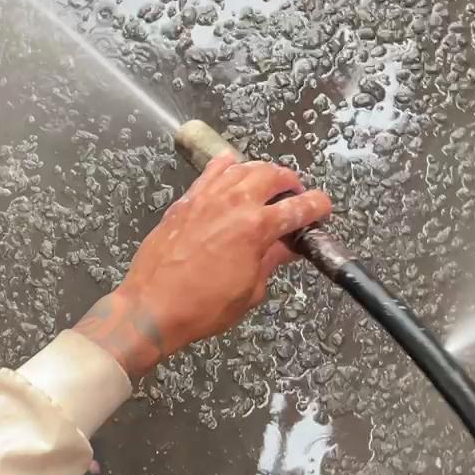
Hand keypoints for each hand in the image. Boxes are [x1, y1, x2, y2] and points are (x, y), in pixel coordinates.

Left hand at [74, 153, 330, 377]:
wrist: (152, 307)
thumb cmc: (201, 307)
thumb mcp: (250, 290)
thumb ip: (271, 261)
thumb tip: (286, 247)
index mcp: (256, 228)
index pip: (299, 207)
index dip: (317, 207)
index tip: (321, 210)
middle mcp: (232, 204)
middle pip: (272, 175)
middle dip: (290, 183)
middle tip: (293, 197)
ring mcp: (205, 199)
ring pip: (242, 167)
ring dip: (260, 172)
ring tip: (265, 185)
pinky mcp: (184, 202)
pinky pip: (209, 172)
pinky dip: (226, 167)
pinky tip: (231, 169)